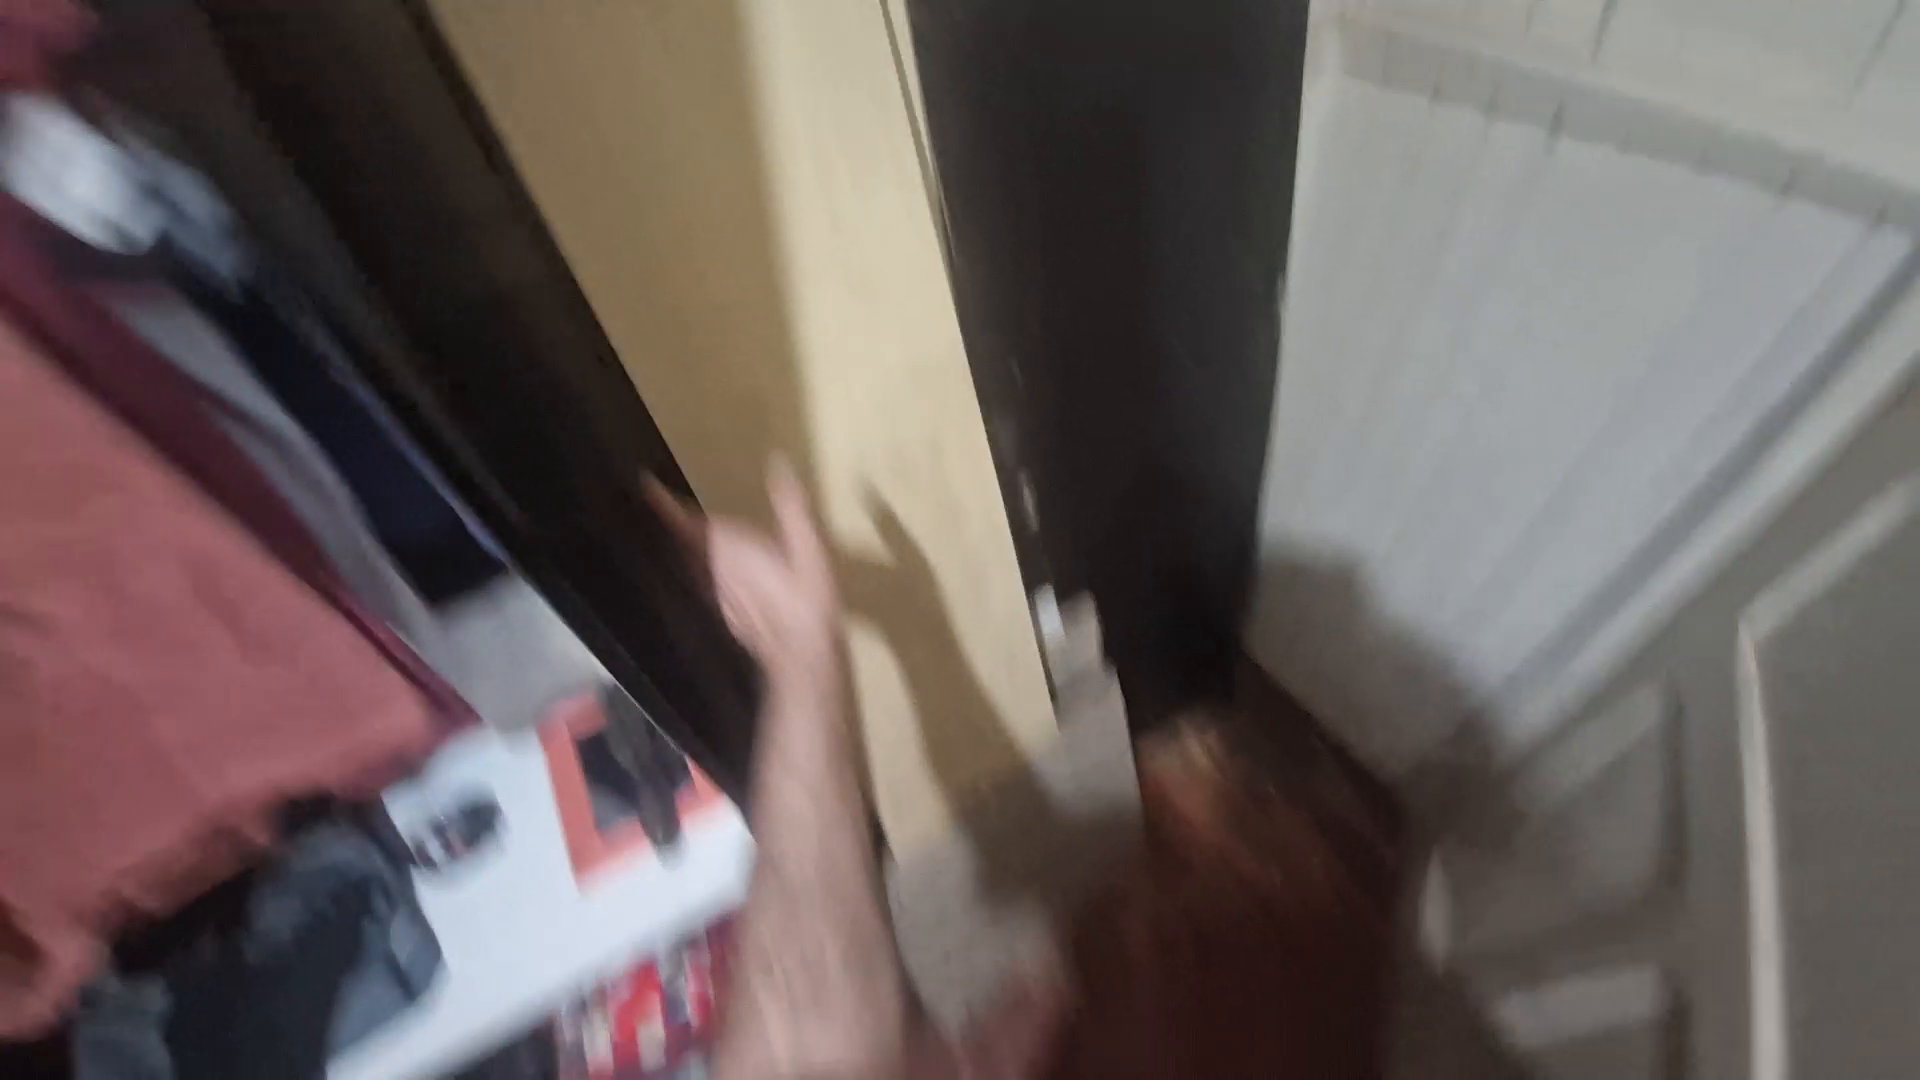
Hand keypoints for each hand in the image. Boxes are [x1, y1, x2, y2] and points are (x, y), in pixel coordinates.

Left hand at [644, 458, 840, 688]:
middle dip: (677, 524)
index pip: (688, 522)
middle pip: (687, 543)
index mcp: (731, 548)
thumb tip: (778, 463)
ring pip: (694, 564)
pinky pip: (706, 582)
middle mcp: (716, 570)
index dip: (665, 505)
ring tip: (686, 532)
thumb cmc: (806, 597)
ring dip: (688, 547)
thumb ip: (790, 506)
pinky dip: (703, 568)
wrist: (802, 654)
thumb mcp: (808, 546)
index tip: (645, 485)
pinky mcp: (726, 612)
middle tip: (665, 504)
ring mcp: (718, 595)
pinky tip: (714, 570)